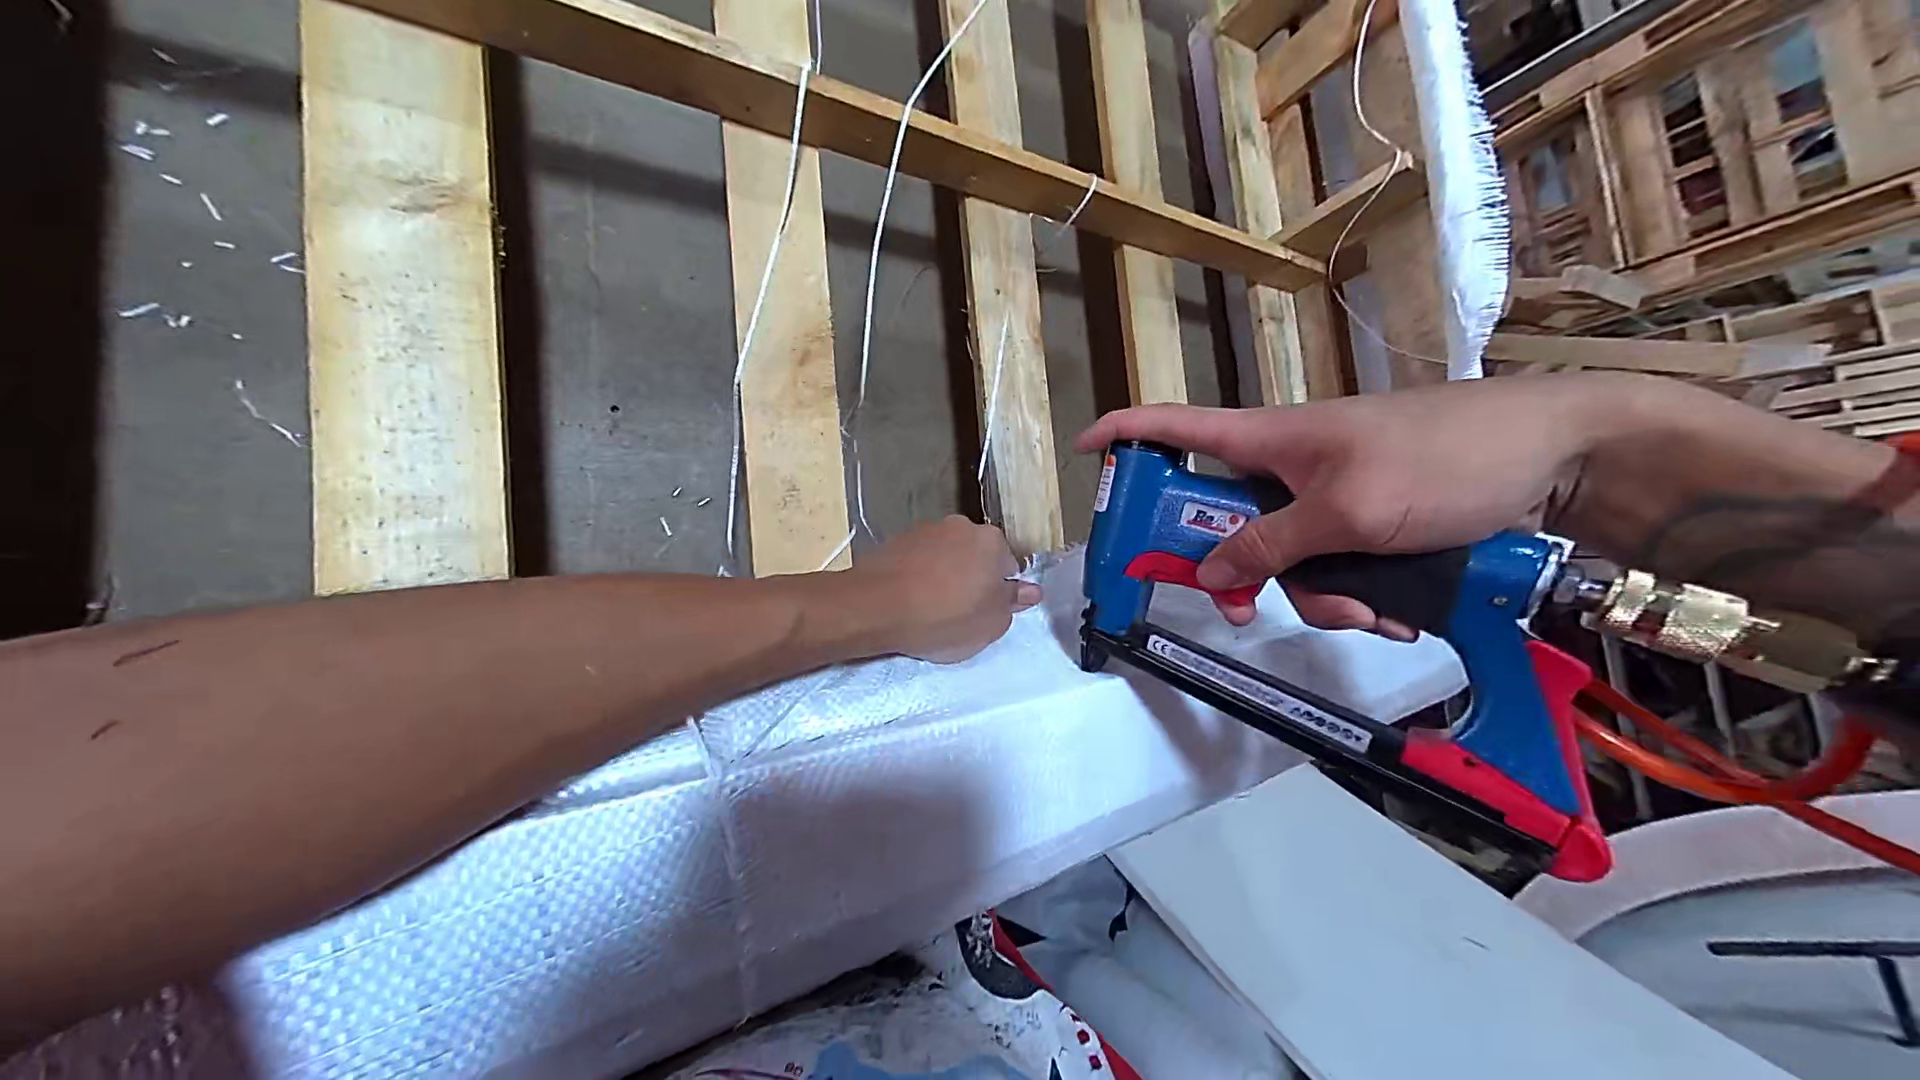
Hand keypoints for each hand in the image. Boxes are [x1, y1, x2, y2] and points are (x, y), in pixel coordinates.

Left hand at [854, 516, 1041, 662]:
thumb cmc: (944, 617)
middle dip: (972, 580)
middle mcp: (962, 526)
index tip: (986, 613)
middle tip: (960, 613)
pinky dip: (919, 576)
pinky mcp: (897, 539)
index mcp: (992, 541)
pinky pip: (919, 561)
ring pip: (946, 557)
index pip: (1009, 567)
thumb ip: (1012, 604)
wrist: (876, 605)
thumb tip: (1030, 591)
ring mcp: (926, 529)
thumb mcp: (990, 624)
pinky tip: (910, 600)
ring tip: (930, 609)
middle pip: (977, 557)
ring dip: (944, 576)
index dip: (1000, 593)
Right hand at [1073, 375, 1646, 632]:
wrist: (1561, 456)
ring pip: (1282, 559)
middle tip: (1240, 610)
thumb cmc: (1440, 459)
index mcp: (1265, 441)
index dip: (1124, 434)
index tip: (1086, 452)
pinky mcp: (1365, 524)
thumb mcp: (1345, 512)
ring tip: (1373, 615)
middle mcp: (1283, 469)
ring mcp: (1324, 498)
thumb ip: (1269, 544)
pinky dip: (1355, 596)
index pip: (1173, 426)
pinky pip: (1331, 569)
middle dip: (1236, 572)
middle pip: (1222, 522)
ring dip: (1317, 597)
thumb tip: (1206, 572)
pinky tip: (1397, 612)